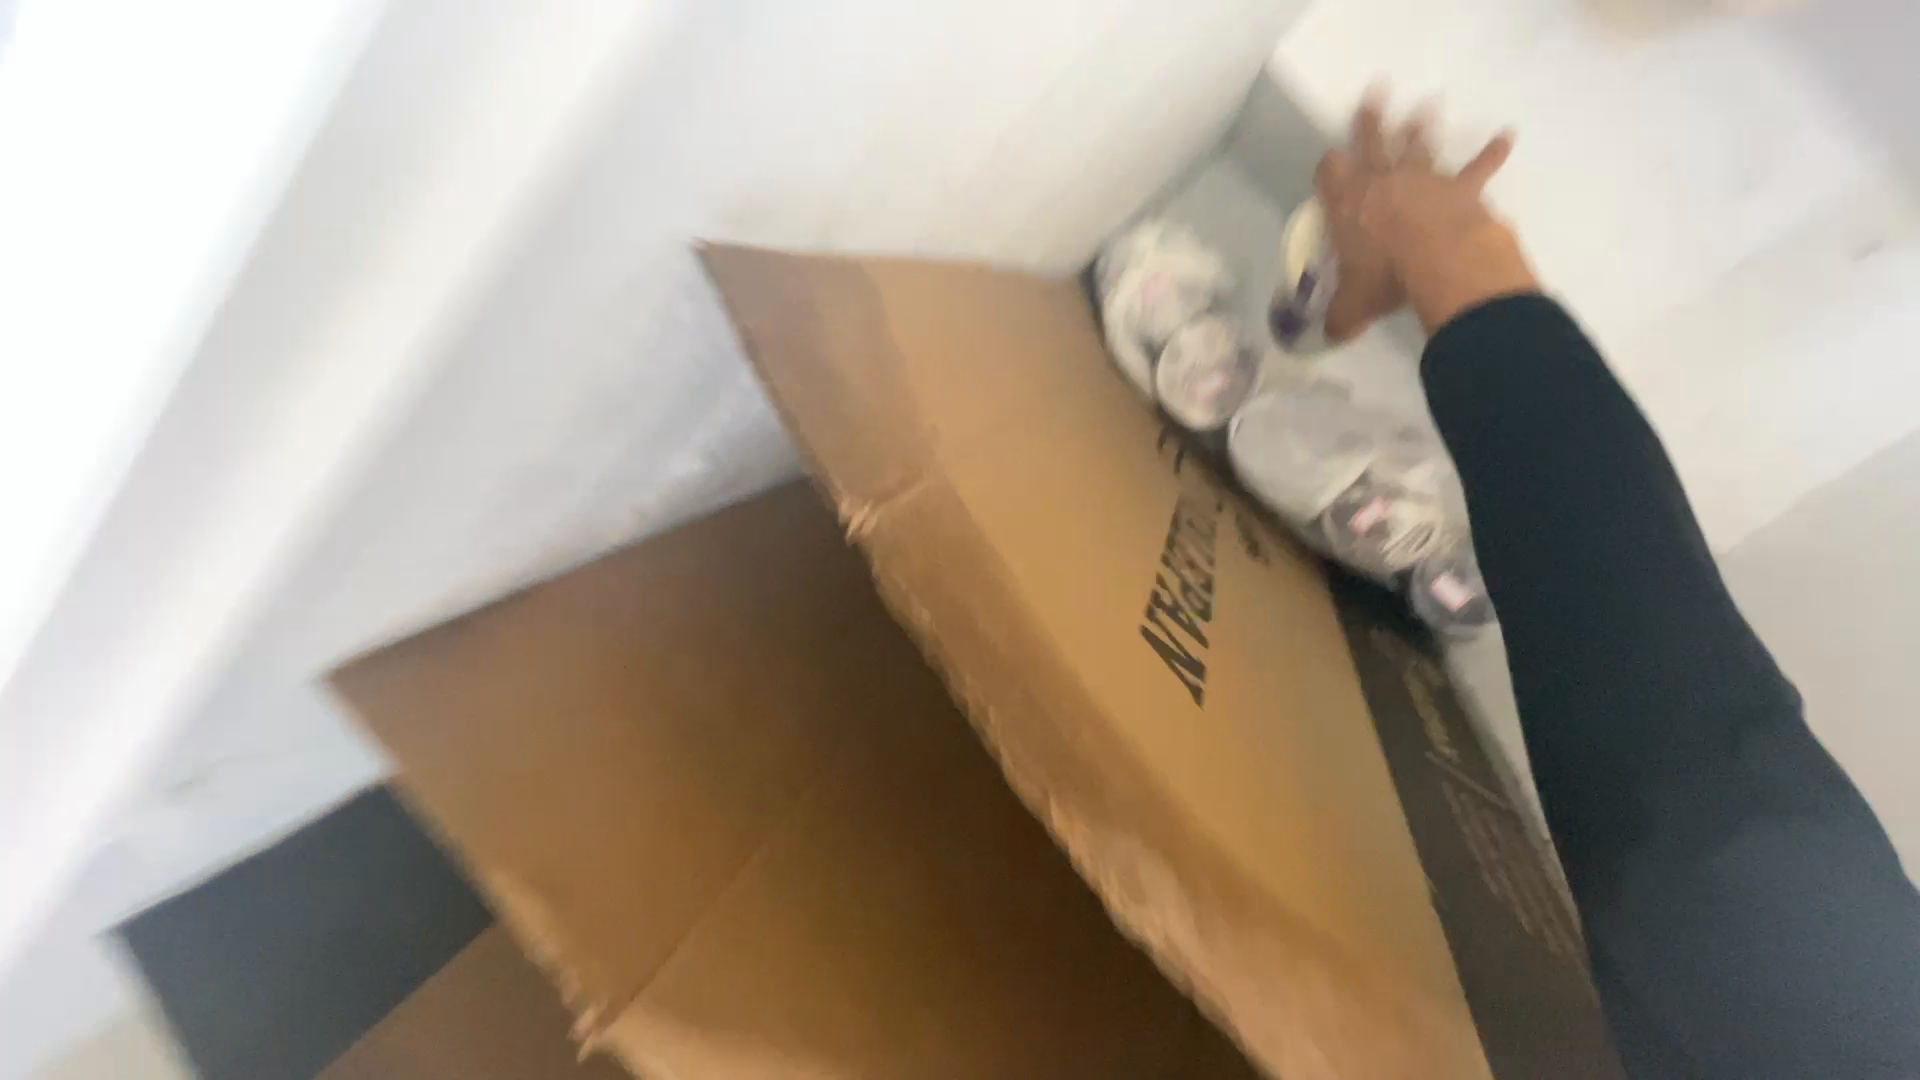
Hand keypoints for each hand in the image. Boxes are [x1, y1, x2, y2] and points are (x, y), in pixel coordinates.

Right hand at [1315, 90, 1538, 338]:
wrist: (1439, 261)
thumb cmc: (1384, 278)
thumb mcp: (1351, 307)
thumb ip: (1340, 318)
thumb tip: (1332, 337)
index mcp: (1347, 206)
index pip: (1329, 174)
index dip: (1328, 167)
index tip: (1329, 163)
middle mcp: (1382, 182)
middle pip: (1373, 140)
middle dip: (1370, 119)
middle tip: (1373, 95)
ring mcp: (1423, 178)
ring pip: (1420, 143)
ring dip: (1422, 125)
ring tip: (1426, 106)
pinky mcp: (1461, 185)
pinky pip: (1480, 165)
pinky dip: (1493, 151)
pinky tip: (1506, 137)